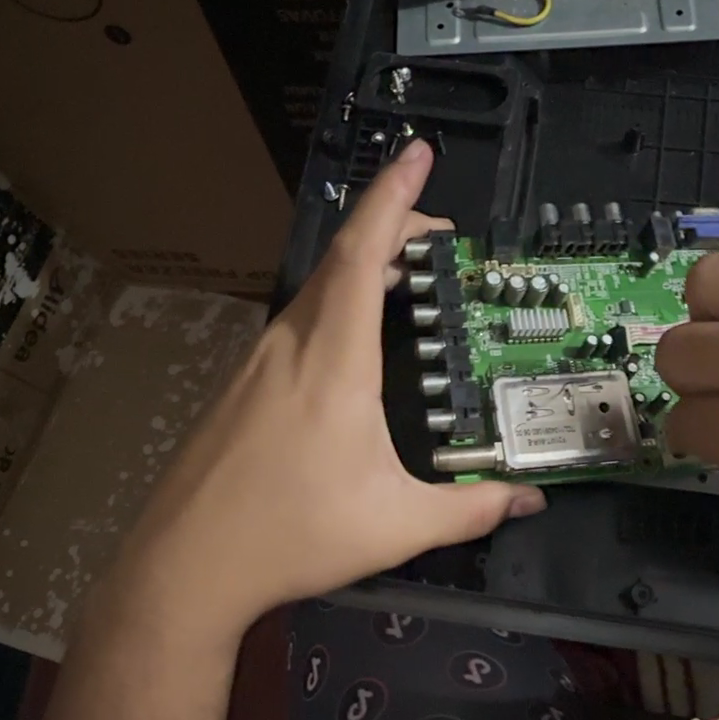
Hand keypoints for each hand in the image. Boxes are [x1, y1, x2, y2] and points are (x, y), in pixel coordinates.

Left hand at [106, 140, 544, 640]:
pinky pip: (296, 320)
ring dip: (361, 266)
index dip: (393, 199)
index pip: (362, 256)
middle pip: (340, 259)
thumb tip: (531, 500)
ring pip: (315, 288)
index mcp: (334, 364)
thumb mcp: (397, 526)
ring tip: (406, 275)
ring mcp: (257, 362)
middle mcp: (291, 346)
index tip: (416, 154)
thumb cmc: (293, 536)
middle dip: (391, 227)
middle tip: (439, 235)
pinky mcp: (241, 384)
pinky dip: (335, 301)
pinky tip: (352, 335)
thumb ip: (471, 509)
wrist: (187, 565)